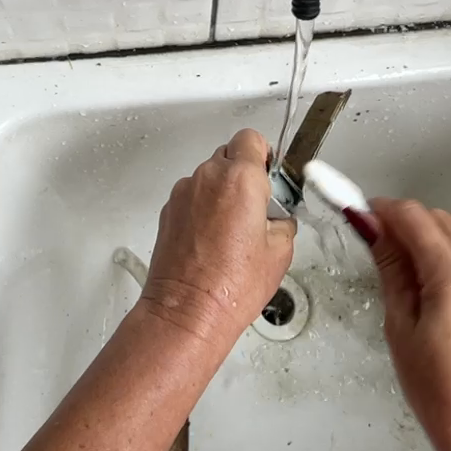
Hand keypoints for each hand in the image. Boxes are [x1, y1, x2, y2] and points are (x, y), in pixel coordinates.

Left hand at [139, 129, 295, 345]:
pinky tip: (213, 239)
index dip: (264, 153)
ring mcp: (184, 192)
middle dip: (244, 173)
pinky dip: (203, 207)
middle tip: (257, 204)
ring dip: (222, 191)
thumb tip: (278, 217)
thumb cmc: (230, 286)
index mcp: (240, 179)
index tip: (270, 174)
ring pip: (209, 176)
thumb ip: (282, 220)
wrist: (187, 311)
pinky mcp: (169, 209)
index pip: (251, 139)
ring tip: (233, 230)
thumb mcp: (279, 252)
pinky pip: (192, 196)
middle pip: (229, 154)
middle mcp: (208, 177)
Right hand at [370, 198, 450, 450]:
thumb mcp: (401, 330)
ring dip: (441, 252)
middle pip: (442, 223)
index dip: (383, 209)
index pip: (413, 216)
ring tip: (422, 290)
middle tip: (385, 247)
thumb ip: (390, 269)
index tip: (365, 211)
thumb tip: (375, 232)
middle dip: (411, 227)